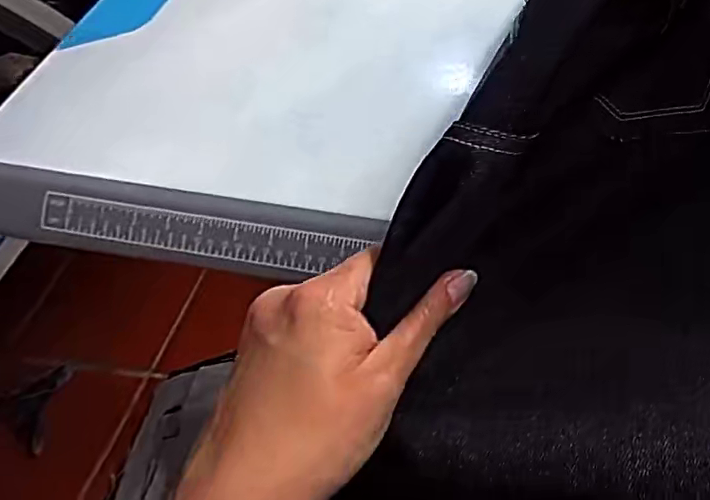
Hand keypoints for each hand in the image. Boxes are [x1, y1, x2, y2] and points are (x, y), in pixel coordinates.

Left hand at [176, 250, 474, 499]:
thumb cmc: (302, 449)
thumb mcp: (387, 376)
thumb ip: (428, 317)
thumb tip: (462, 277)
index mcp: (315, 297)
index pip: (380, 259)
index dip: (404, 286)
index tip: (405, 319)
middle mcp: (280, 300)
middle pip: (355, 283)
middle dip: (372, 315)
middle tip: (371, 362)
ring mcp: (258, 324)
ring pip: (330, 307)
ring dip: (343, 333)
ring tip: (341, 380)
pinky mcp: (248, 347)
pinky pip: (302, 326)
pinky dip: (318, 348)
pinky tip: (318, 386)